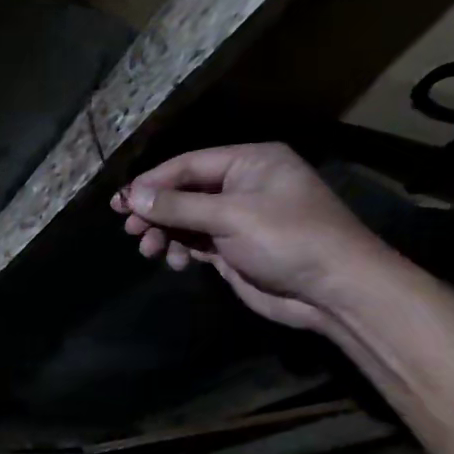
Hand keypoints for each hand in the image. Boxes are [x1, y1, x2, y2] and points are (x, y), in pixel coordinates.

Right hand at [111, 143, 388, 331]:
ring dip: (166, 234)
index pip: (188, 165)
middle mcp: (242, 185)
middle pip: (185, 193)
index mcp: (249, 162)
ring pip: (188, 221)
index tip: (120, 202)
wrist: (334, 291)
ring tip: (149, 250)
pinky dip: (183, 251)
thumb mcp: (231, 217)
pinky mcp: (236, 250)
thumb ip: (179, 207)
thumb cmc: (287, 239)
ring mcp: (239, 219)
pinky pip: (199, 243)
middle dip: (157, 212)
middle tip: (130, 231)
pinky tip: (177, 263)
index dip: (152, 183)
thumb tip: (132, 196)